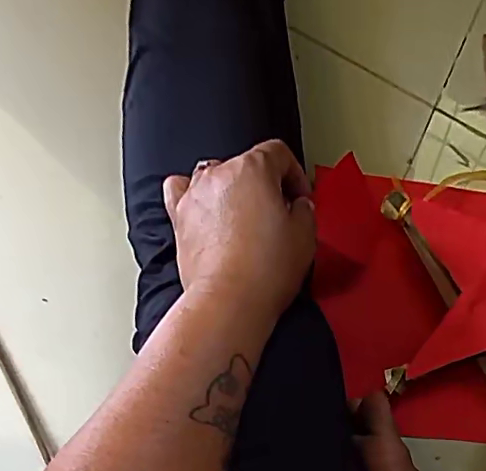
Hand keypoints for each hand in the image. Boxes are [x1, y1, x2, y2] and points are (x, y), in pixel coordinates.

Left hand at [164, 140, 315, 325]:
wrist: (230, 301)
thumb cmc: (265, 271)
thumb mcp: (306, 237)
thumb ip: (305, 211)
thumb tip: (300, 206)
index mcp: (253, 169)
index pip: (278, 154)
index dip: (296, 174)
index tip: (301, 196)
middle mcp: (220, 174)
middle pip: (246, 166)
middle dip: (265, 187)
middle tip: (279, 215)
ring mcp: (195, 195)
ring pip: (215, 178)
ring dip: (233, 193)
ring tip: (247, 219)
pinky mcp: (179, 220)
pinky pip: (182, 193)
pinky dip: (196, 198)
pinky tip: (208, 213)